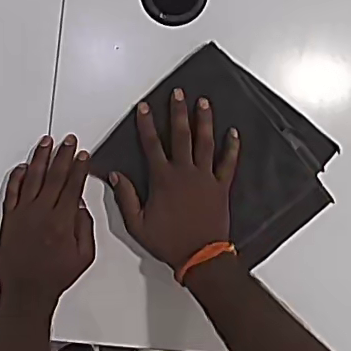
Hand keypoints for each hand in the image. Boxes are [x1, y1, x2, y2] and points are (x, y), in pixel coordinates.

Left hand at [0, 134, 95, 317]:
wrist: (26, 291)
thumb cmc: (53, 277)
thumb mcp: (84, 256)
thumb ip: (85, 228)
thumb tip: (81, 207)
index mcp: (62, 221)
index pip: (73, 185)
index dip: (79, 167)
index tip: (83, 155)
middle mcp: (42, 213)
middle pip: (55, 176)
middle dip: (64, 155)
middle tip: (69, 141)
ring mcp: (24, 213)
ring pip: (34, 177)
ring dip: (41, 158)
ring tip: (46, 143)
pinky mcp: (10, 218)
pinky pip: (13, 191)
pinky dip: (18, 176)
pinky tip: (24, 166)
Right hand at [108, 89, 239, 271]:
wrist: (201, 257)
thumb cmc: (169, 242)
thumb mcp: (137, 223)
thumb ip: (126, 197)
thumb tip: (117, 177)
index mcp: (163, 180)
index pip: (152, 144)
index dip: (147, 124)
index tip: (145, 108)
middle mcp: (185, 173)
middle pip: (181, 135)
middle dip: (178, 112)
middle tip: (178, 93)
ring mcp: (205, 178)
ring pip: (205, 142)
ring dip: (204, 121)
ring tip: (203, 103)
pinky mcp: (221, 187)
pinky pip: (228, 163)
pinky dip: (232, 147)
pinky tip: (233, 133)